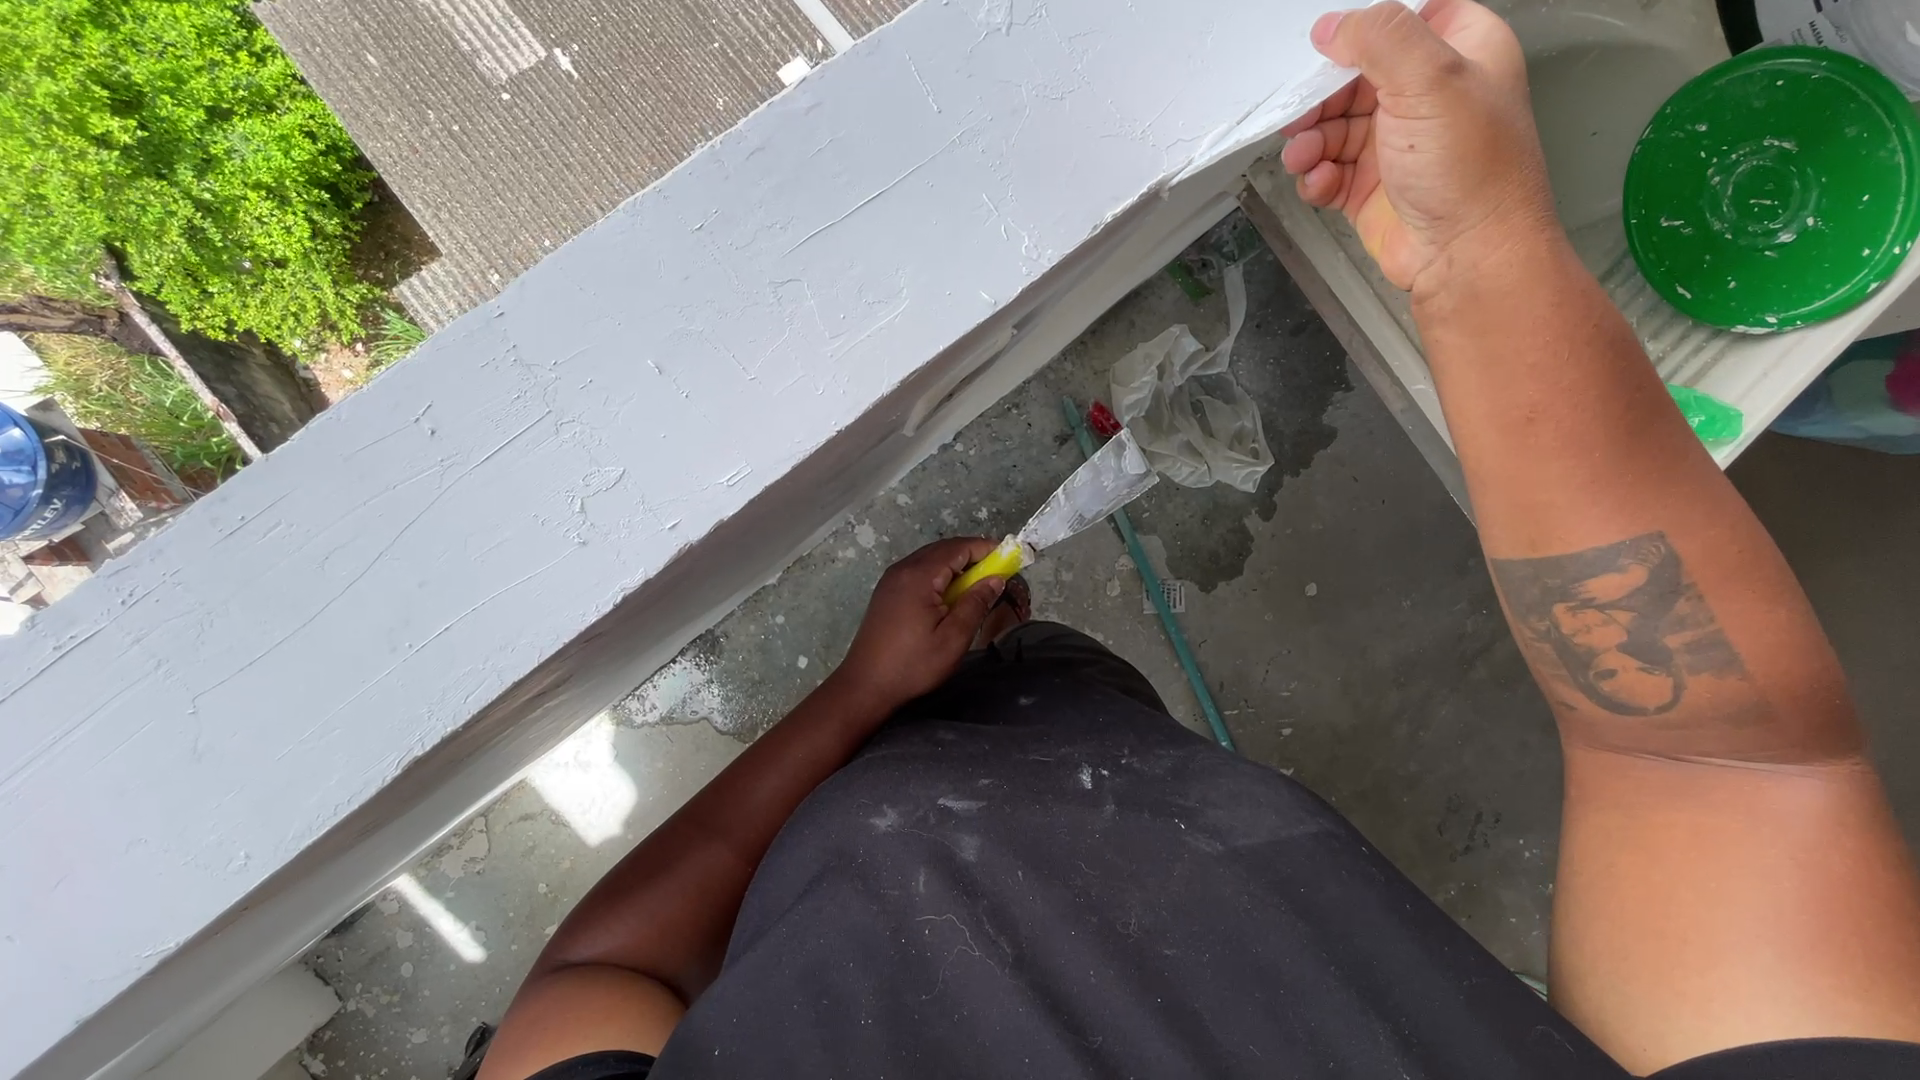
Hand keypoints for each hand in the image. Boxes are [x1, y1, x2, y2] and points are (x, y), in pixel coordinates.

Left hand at [832, 538, 1004, 710]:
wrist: (865, 684)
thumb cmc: (913, 664)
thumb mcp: (953, 638)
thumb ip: (976, 604)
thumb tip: (996, 579)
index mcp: (919, 576)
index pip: (958, 548)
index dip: (986, 549)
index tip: (1010, 558)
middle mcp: (903, 569)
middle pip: (943, 550)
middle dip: (973, 556)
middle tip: (998, 572)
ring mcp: (891, 579)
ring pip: (930, 559)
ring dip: (956, 565)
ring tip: (978, 585)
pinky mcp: (887, 592)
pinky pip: (919, 571)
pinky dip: (940, 575)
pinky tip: (950, 595)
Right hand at [1278, 0, 1557, 295]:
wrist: (1464, 254)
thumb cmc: (1469, 168)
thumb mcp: (1431, 80)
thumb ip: (1381, 39)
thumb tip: (1330, 27)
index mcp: (1458, 51)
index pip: (1402, 19)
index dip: (1361, 30)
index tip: (1325, 45)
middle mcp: (1425, 95)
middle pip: (1354, 77)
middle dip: (1320, 98)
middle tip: (1300, 114)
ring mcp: (1394, 143)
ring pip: (1333, 126)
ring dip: (1311, 141)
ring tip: (1305, 157)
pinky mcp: (1368, 186)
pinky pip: (1328, 170)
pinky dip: (1315, 176)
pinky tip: (1320, 183)